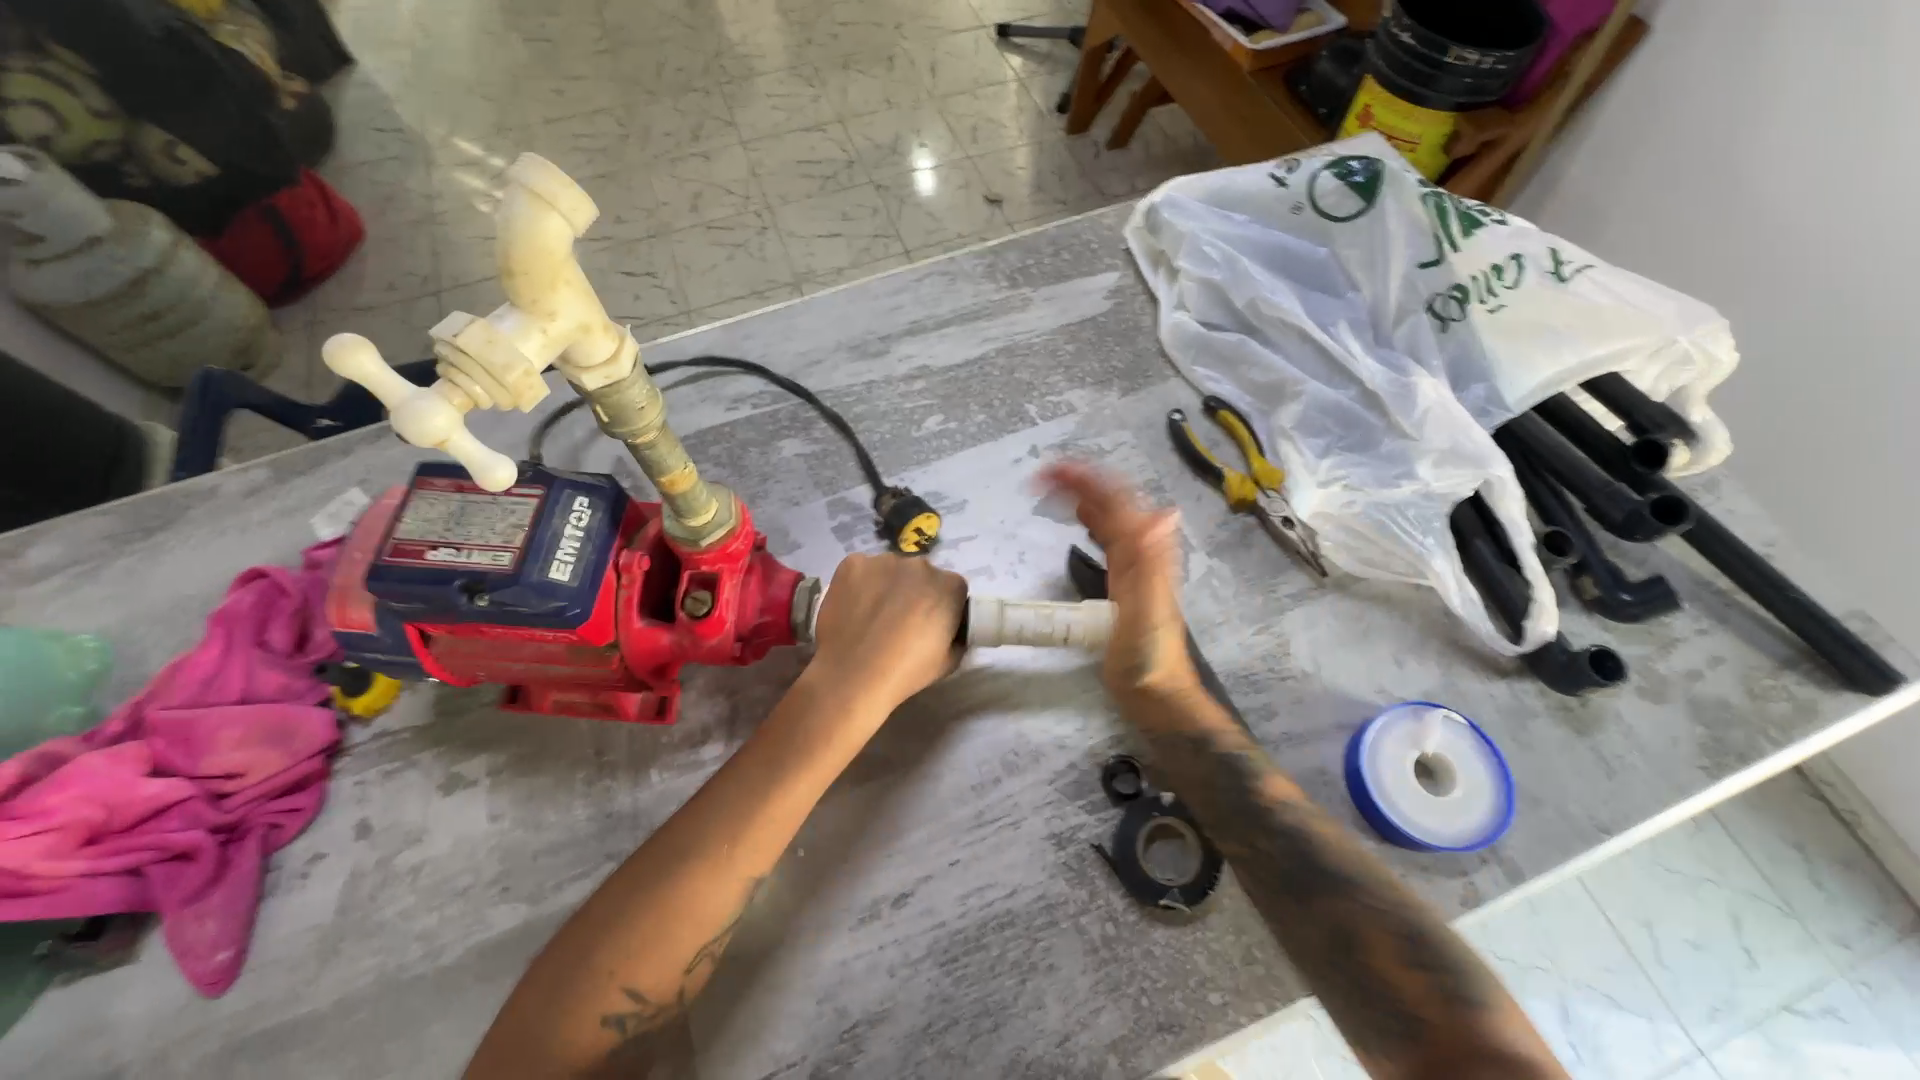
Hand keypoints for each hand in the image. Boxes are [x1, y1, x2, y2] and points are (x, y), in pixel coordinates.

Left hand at [808, 553, 967, 713]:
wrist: (853, 675)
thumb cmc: (906, 671)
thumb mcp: (951, 661)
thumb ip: (957, 635)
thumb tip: (949, 628)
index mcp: (950, 585)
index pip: (952, 588)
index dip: (941, 607)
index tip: (929, 625)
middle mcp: (920, 564)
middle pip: (921, 575)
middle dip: (914, 593)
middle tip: (900, 622)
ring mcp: (884, 561)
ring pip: (890, 570)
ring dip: (887, 587)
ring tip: (873, 617)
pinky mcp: (852, 563)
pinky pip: (861, 570)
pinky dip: (859, 585)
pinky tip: (853, 609)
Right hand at [1037, 463, 1199, 700]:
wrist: (1157, 695)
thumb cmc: (1148, 659)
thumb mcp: (1147, 612)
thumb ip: (1149, 565)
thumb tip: (1161, 512)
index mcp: (1147, 553)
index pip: (1117, 501)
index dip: (1085, 480)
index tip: (1046, 474)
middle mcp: (1145, 551)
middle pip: (1115, 501)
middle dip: (1082, 481)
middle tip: (1041, 477)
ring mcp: (1137, 565)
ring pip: (1112, 516)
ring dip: (1086, 495)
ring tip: (1054, 489)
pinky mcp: (1126, 581)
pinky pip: (1109, 537)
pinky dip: (1093, 520)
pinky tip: (1081, 520)